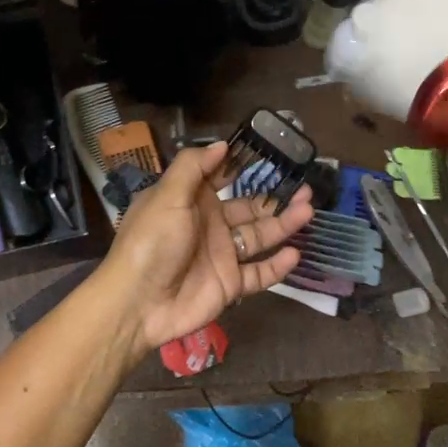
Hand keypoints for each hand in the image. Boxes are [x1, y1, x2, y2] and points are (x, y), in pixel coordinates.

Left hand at [94, 142, 314, 351]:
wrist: (138, 302)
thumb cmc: (152, 241)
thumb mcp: (167, 196)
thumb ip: (194, 167)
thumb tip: (222, 145)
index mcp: (191, 200)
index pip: (220, 178)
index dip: (242, 167)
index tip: (271, 154)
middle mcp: (210, 224)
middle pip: (249, 207)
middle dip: (276, 198)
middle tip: (306, 188)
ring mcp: (221, 255)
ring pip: (259, 237)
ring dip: (283, 225)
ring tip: (309, 211)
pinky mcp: (229, 285)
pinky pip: (258, 273)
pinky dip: (277, 265)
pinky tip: (295, 253)